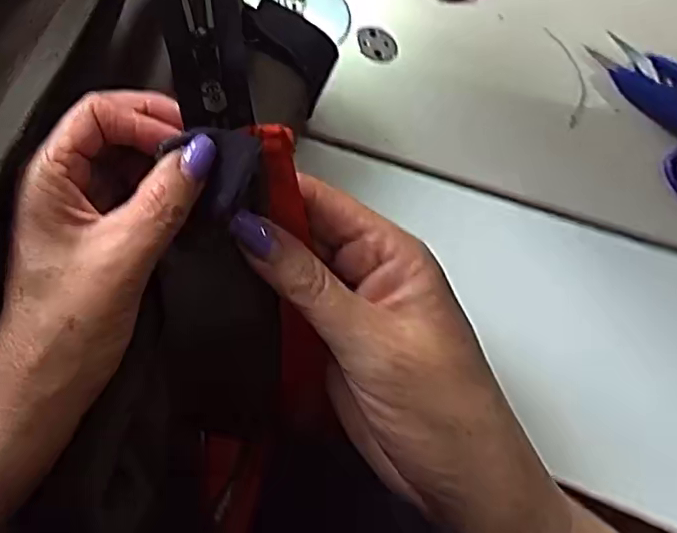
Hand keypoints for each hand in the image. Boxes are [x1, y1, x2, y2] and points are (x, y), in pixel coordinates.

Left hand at [0, 90, 214, 420]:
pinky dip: (164, 185)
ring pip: (127, 157)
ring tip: (201, 169)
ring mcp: (82, 201)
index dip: (140, 114)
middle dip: (158, 130)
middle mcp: (63, 180)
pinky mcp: (101, 224)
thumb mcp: (121, 256)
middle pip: (113, 127)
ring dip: (164, 158)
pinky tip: (188, 195)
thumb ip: (164, 199)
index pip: (96, 112)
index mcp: (50, 174)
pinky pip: (136, 187)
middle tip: (201, 145)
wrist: (44, 390)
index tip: (183, 134)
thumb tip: (200, 152)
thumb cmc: (63, 329)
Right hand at [231, 174, 595, 532]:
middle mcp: (363, 272)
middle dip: (259, 225)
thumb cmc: (454, 415)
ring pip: (285, 268)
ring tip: (216, 252)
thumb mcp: (373, 340)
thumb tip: (258, 233)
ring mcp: (340, 307)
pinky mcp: (322, 341)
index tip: (234, 183)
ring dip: (256, 265)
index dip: (278, 186)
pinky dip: (258, 304)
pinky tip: (233, 295)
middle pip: (299, 229)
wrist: (461, 494)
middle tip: (216, 221)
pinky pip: (281, 309)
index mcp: (389, 253)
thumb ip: (308, 284)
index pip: (324, 200)